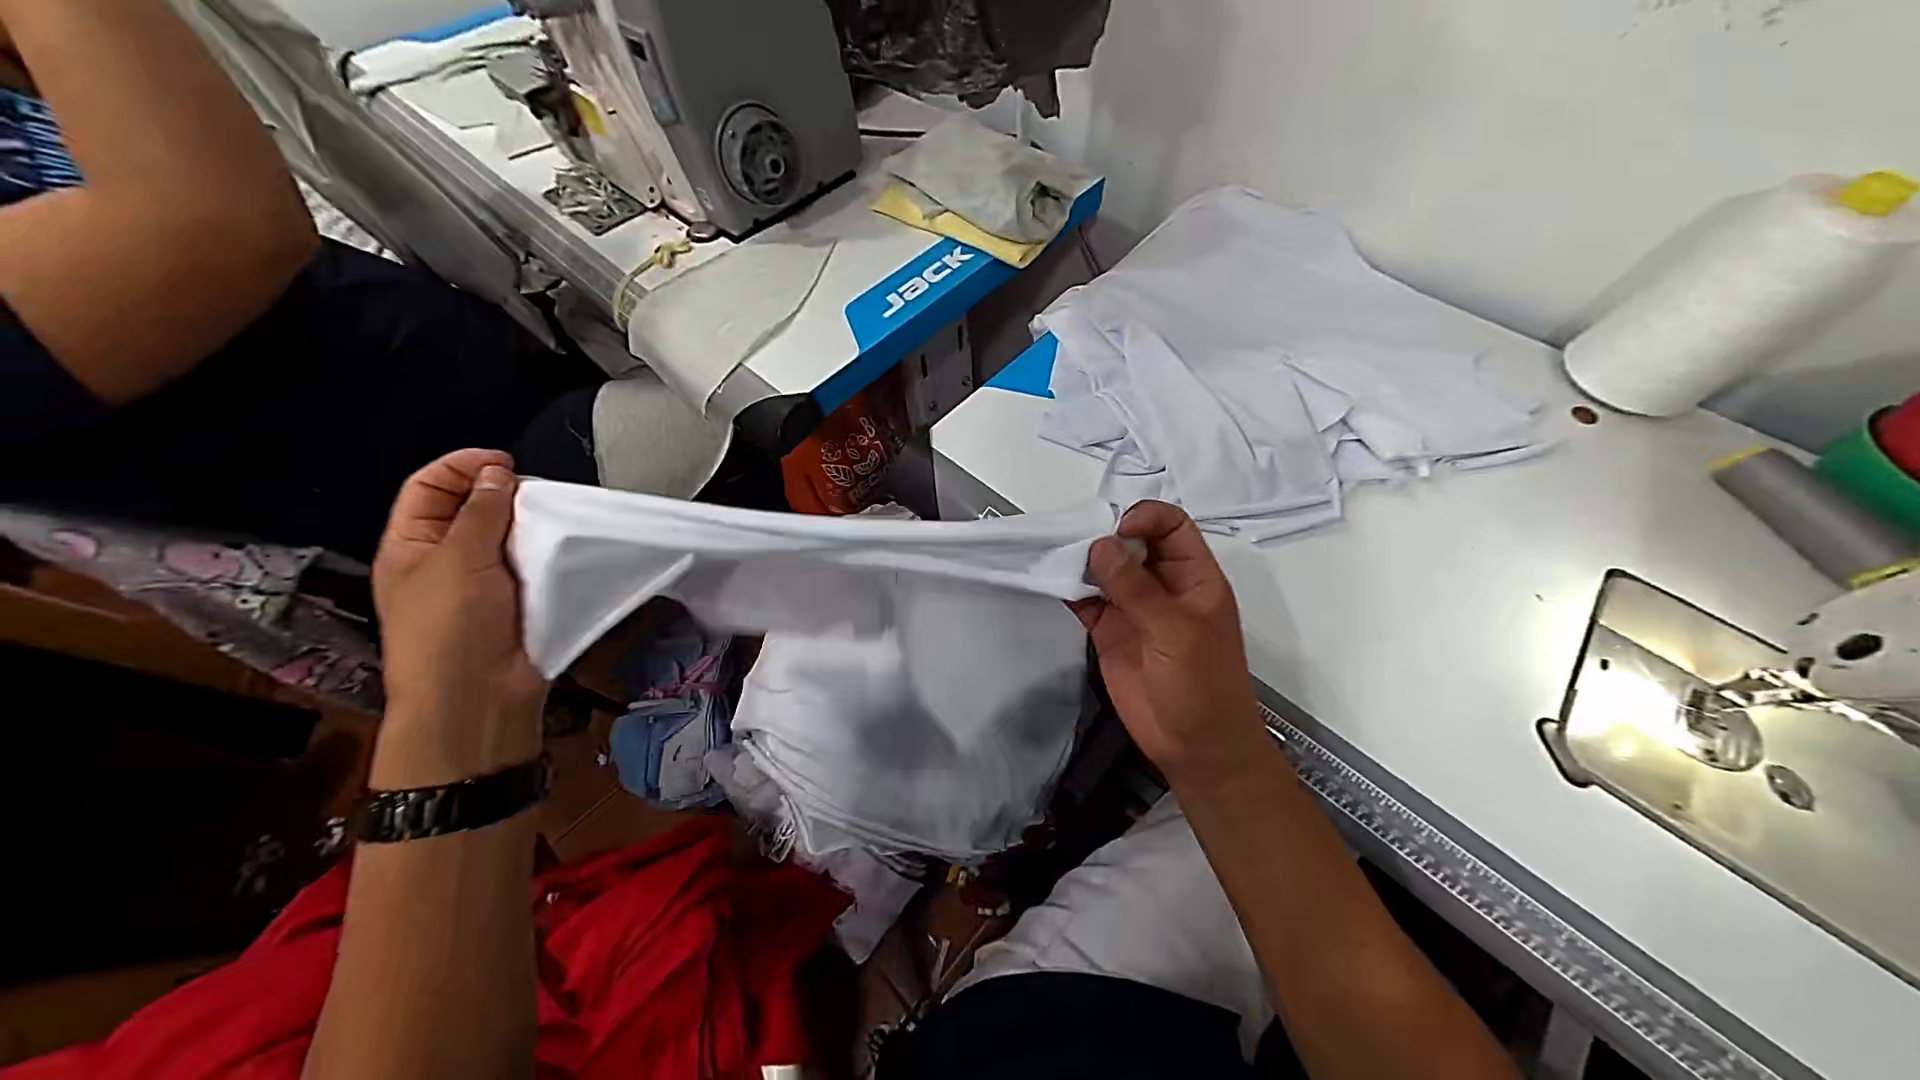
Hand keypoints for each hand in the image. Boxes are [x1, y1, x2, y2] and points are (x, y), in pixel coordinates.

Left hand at [371, 449, 546, 789]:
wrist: (479, 697)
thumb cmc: (450, 629)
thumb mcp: (458, 560)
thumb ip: (480, 512)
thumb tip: (497, 473)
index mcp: (412, 545)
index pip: (429, 487)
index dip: (462, 467)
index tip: (505, 463)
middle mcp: (446, 559)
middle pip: (473, 508)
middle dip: (504, 494)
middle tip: (537, 493)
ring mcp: (485, 581)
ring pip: (509, 536)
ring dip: (532, 525)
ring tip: (556, 518)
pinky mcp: (521, 600)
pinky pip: (535, 564)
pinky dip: (551, 552)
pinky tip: (568, 546)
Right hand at [1075, 501, 1269, 784]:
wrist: (1195, 747)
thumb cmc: (1204, 687)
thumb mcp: (1176, 633)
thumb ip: (1138, 590)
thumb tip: (1100, 546)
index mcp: (1194, 576)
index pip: (1171, 526)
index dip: (1145, 518)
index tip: (1115, 529)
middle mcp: (1162, 585)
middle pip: (1132, 542)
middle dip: (1105, 536)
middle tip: (1076, 542)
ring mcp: (1133, 607)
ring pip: (1104, 569)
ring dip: (1082, 561)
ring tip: (1056, 557)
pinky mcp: (1108, 630)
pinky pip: (1085, 600)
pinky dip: (1068, 589)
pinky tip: (1050, 581)